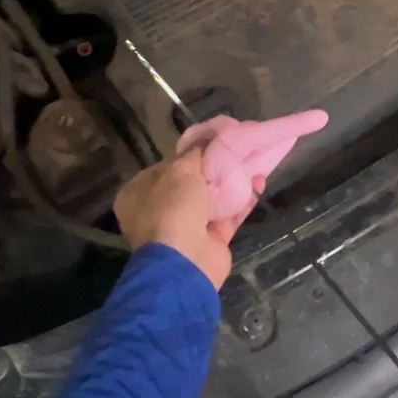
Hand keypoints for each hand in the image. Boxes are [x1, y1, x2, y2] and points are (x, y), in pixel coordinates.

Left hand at [112, 150, 263, 289]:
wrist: (185, 262)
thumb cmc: (173, 209)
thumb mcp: (181, 170)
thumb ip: (196, 152)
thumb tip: (208, 135)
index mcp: (139, 194)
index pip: (164, 168)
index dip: (187, 155)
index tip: (210, 143)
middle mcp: (157, 212)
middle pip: (190, 183)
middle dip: (214, 168)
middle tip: (235, 151)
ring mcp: (184, 229)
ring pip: (212, 199)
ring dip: (232, 183)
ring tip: (253, 164)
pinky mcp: (209, 241)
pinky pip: (227, 216)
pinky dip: (242, 201)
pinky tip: (258, 184)